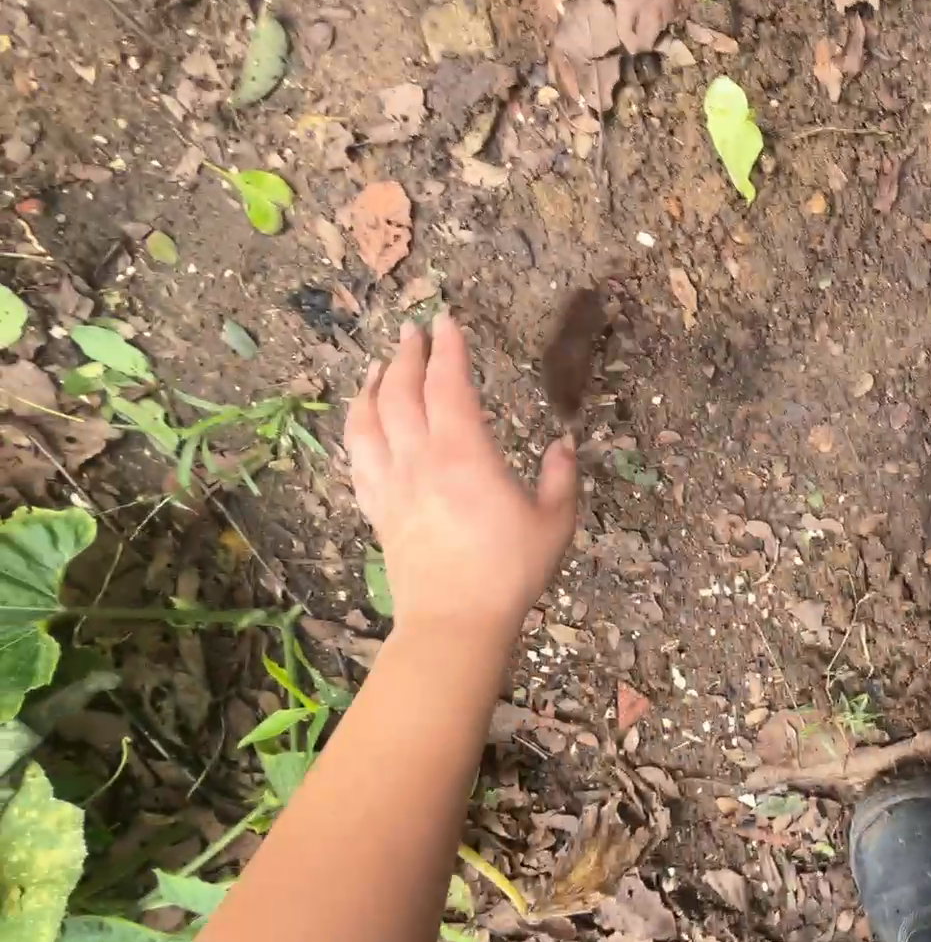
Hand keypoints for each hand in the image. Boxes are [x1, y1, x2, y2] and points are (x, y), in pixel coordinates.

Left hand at [345, 313, 577, 641]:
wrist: (456, 619)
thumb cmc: (512, 569)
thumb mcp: (557, 520)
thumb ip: (561, 476)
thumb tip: (564, 442)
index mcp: (467, 457)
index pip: (451, 389)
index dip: (450, 351)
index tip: (449, 322)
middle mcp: (421, 460)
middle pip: (403, 394)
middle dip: (409, 355)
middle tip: (414, 329)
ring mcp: (392, 483)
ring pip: (369, 419)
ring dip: (375, 384)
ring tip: (384, 363)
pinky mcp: (377, 507)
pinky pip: (356, 455)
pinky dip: (356, 424)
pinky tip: (362, 417)